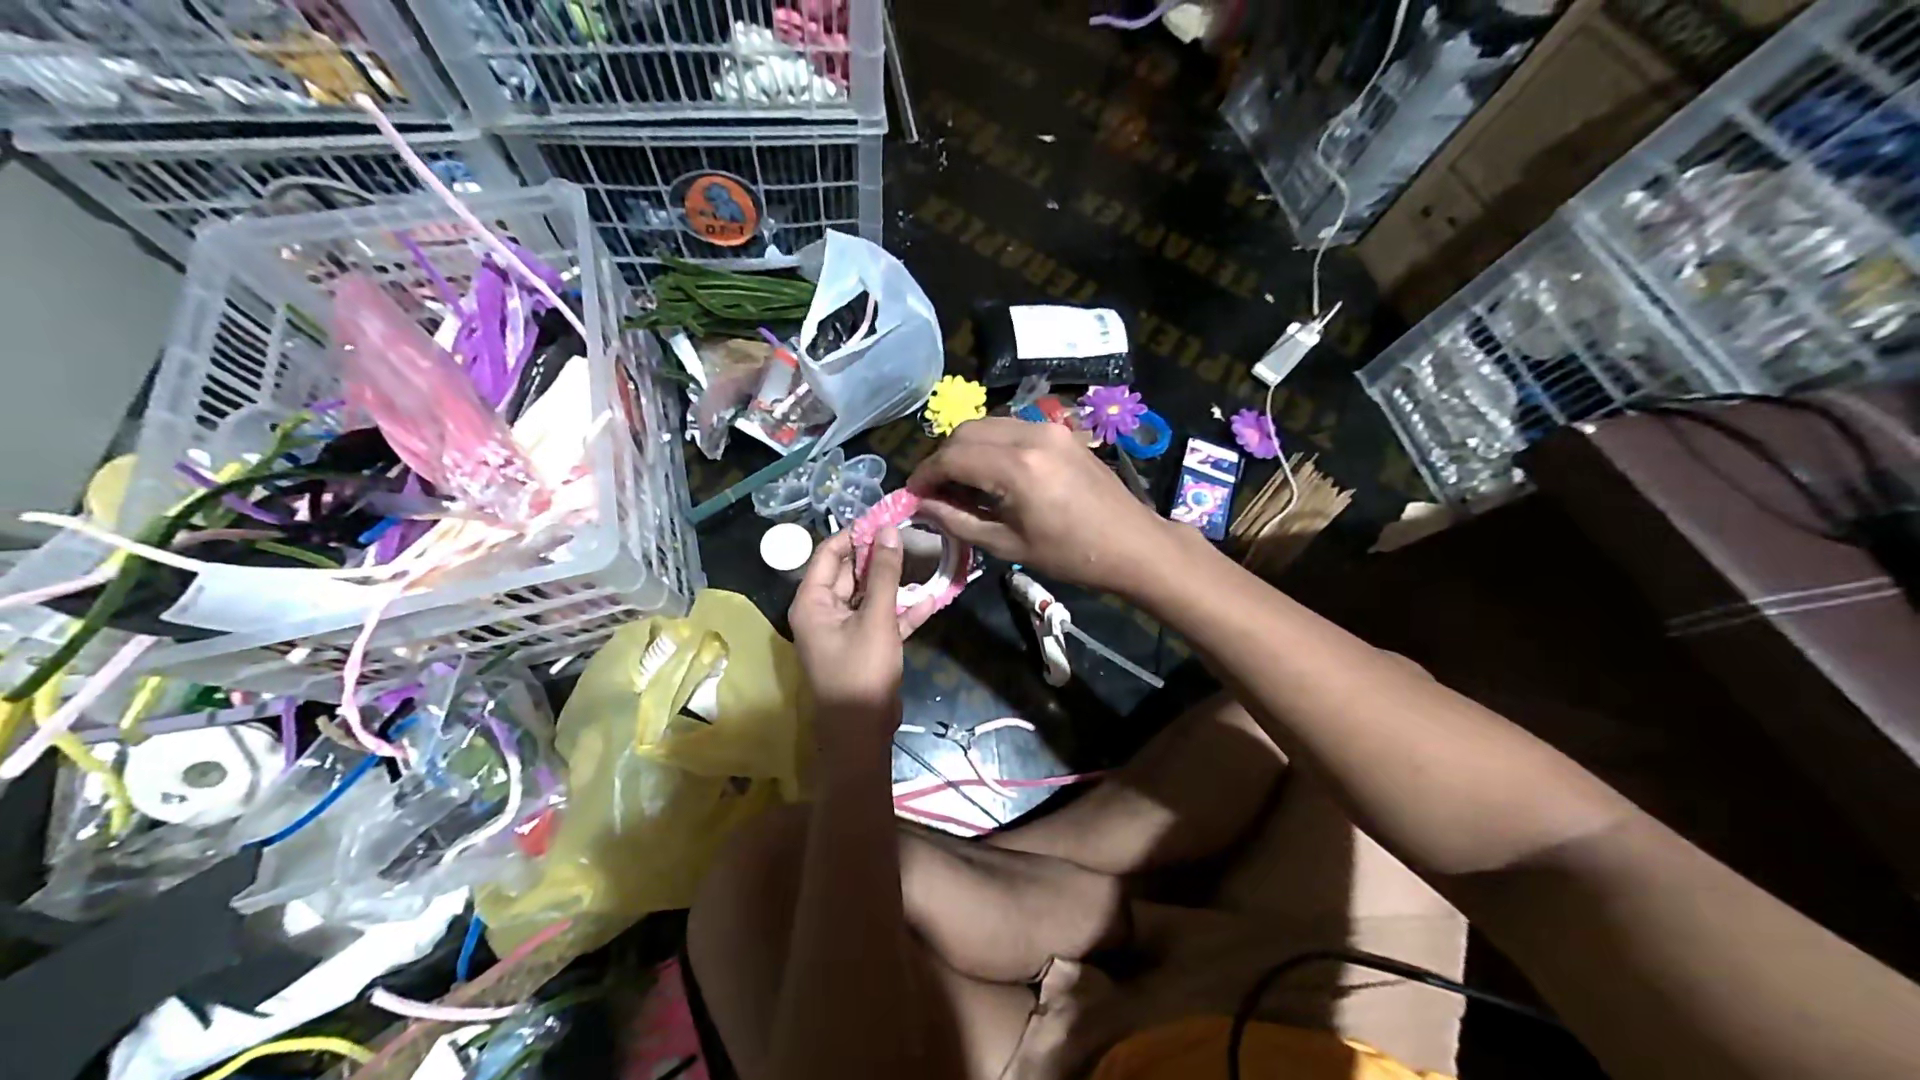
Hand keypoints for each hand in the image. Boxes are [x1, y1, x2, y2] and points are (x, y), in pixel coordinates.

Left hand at [789, 526, 925, 751]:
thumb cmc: (861, 671)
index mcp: (813, 601)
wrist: (862, 730)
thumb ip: (883, 574)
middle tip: (910, 534)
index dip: (856, 534)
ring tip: (926, 559)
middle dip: (880, 556)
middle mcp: (824, 611)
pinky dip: (902, 610)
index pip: (829, 553)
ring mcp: (845, 629)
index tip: (885, 518)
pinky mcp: (864, 645)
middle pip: (850, 573)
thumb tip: (889, 531)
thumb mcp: (875, 618)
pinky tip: (932, 599)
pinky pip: (881, 618)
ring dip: (895, 582)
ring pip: (869, 595)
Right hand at [907, 418, 1179, 595]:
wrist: (1131, 544)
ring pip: (987, 424)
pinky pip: (1011, 428)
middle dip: (943, 457)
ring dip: (966, 448)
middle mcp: (1030, 435)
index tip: (913, 493)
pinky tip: (991, 473)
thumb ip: (958, 521)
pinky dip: (991, 445)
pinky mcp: (1060, 430)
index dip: (926, 473)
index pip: (953, 455)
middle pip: (966, 431)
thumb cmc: (1071, 554)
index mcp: (1017, 467)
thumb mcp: (1008, 545)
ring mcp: (1048, 428)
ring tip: (960, 483)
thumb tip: (923, 505)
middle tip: (935, 490)